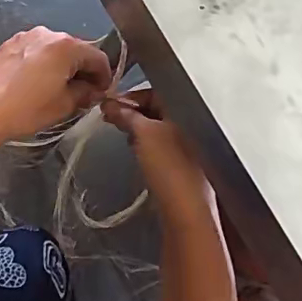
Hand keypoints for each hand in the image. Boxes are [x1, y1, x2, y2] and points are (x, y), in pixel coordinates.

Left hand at [0, 28, 112, 152]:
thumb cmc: (27, 109)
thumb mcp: (65, 105)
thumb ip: (86, 93)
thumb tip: (94, 90)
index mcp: (66, 46)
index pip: (98, 58)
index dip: (105, 77)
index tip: (102, 93)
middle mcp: (48, 33)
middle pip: (77, 50)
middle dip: (83, 70)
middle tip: (84, 94)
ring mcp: (27, 36)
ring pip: (56, 50)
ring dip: (63, 66)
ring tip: (60, 89)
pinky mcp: (11, 44)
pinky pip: (38, 51)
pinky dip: (45, 64)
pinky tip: (39, 83)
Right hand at [102, 89, 215, 226]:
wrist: (186, 208)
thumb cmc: (169, 166)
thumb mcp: (143, 134)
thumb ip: (126, 115)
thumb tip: (109, 104)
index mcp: (187, 110)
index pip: (155, 92)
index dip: (131, 97)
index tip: (110, 105)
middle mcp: (191, 124)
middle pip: (157, 110)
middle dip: (133, 114)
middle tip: (113, 120)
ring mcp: (190, 144)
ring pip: (158, 128)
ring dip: (139, 130)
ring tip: (125, 137)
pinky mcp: (184, 163)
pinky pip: (162, 145)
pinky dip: (148, 146)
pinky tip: (138, 153)